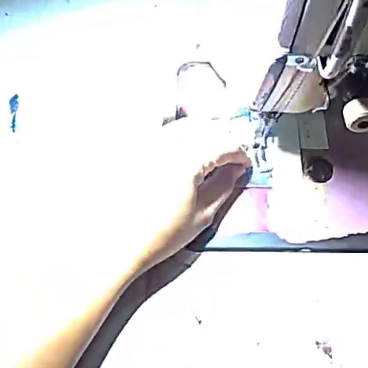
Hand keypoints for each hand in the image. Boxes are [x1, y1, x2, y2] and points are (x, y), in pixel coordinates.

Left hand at [98, 116, 253, 281]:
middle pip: (204, 128)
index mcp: (188, 161)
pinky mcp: (135, 150)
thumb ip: (224, 186)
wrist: (121, 242)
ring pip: (183, 125)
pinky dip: (179, 134)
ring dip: (202, 132)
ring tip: (210, 151)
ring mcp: (149, 144)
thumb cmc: (163, 233)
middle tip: (231, 156)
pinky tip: (184, 148)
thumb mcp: (202, 215)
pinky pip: (162, 131)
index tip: (245, 164)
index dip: (239, 153)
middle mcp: (168, 145)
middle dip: (223, 139)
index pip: (223, 145)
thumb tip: (236, 169)